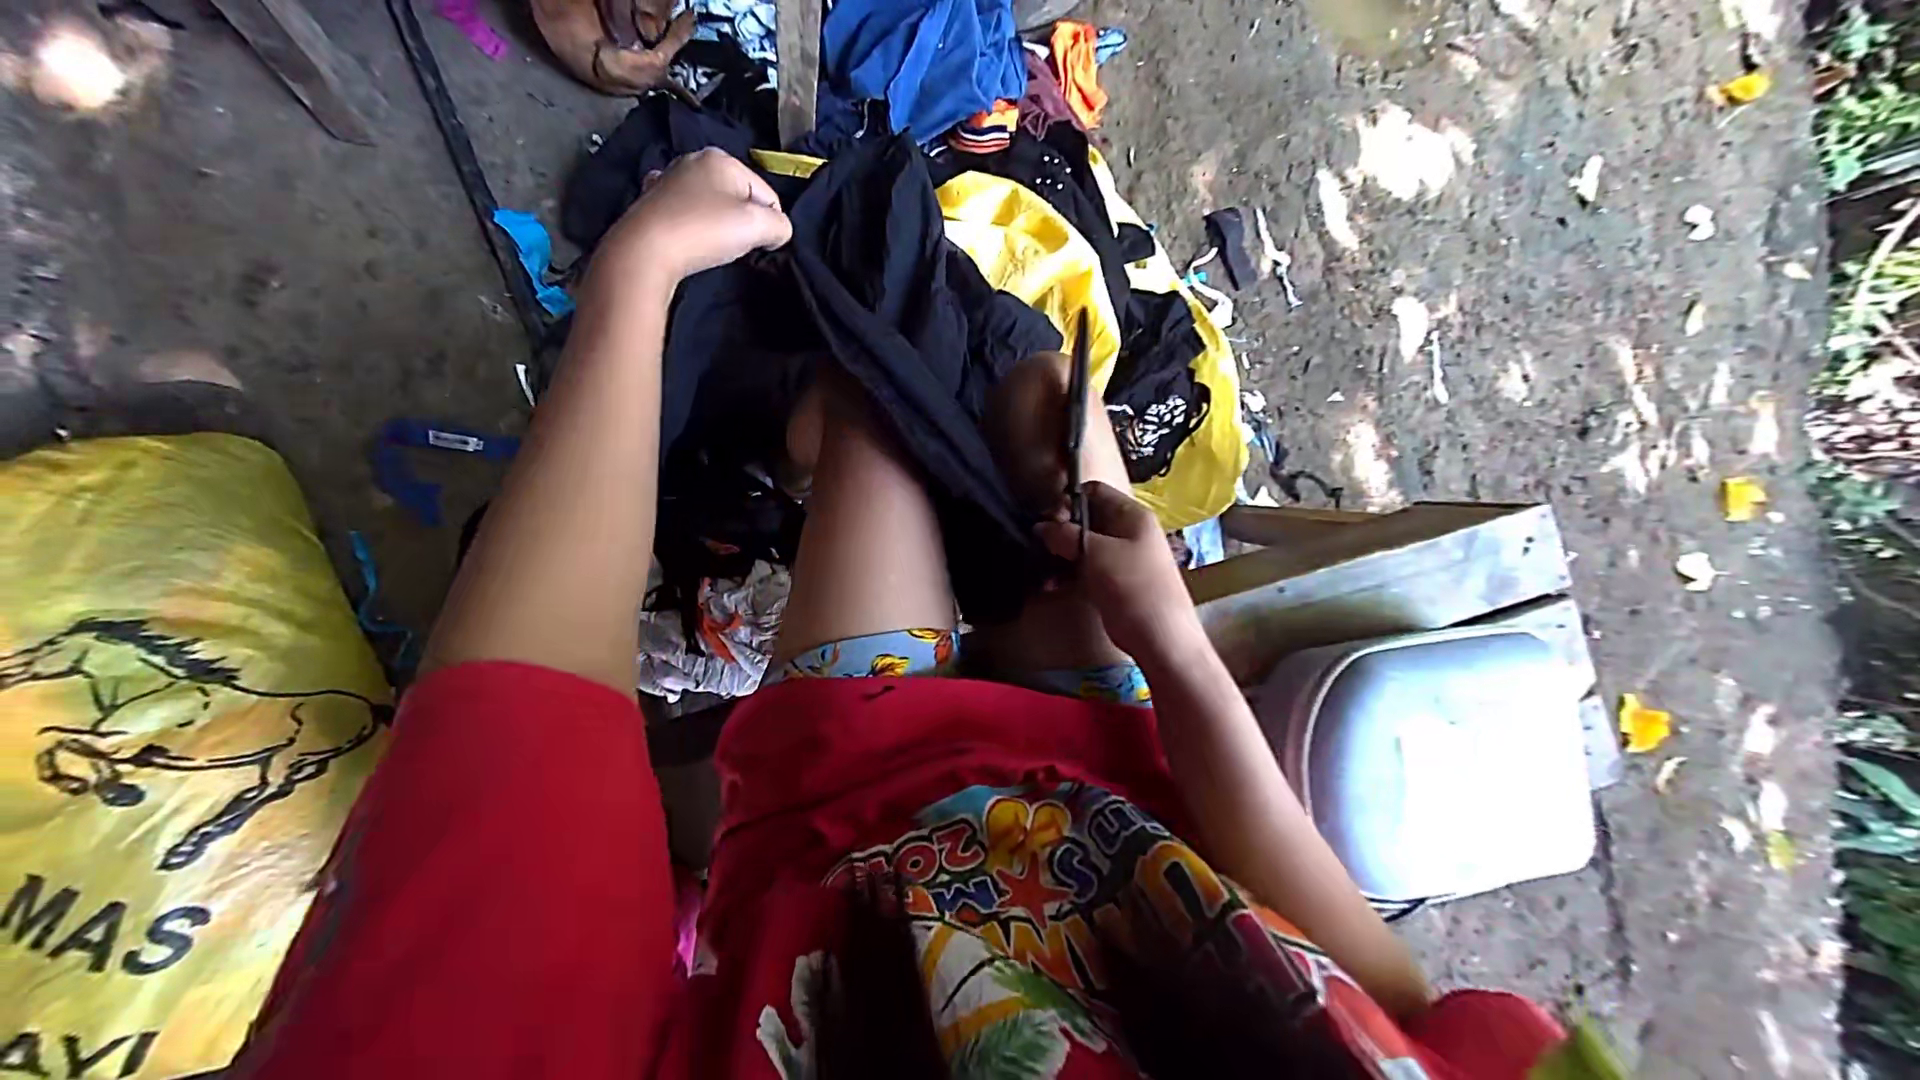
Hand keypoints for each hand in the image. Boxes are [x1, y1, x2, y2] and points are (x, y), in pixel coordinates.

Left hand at [587, 148, 792, 297]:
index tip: (758, 244)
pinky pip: (688, 211)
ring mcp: (670, 177)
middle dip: (743, 223)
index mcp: (723, 158)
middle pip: (740, 198)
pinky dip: (694, 225)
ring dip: (718, 225)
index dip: (770, 224)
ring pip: (713, 204)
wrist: (647, 248)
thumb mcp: (760, 227)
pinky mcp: (652, 199)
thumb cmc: (707, 230)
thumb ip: (781, 226)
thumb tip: (778, 231)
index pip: (768, 195)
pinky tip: (689, 238)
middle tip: (733, 246)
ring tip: (710, 244)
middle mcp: (694, 159)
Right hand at [1034, 481, 1204, 663]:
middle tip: (1040, 545)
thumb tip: (1041, 526)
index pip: (1094, 492)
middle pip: (1087, 519)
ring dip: (1060, 555)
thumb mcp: (1095, 553)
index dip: (1068, 500)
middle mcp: (1128, 532)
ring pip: (1083, 546)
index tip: (1047, 517)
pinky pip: (1086, 568)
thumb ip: (1065, 535)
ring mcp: (1122, 558)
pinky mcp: (1115, 582)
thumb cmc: (1131, 586)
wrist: (1160, 637)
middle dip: (1060, 531)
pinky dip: (1068, 573)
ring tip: (1040, 568)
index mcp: (1131, 515)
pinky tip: (1050, 585)